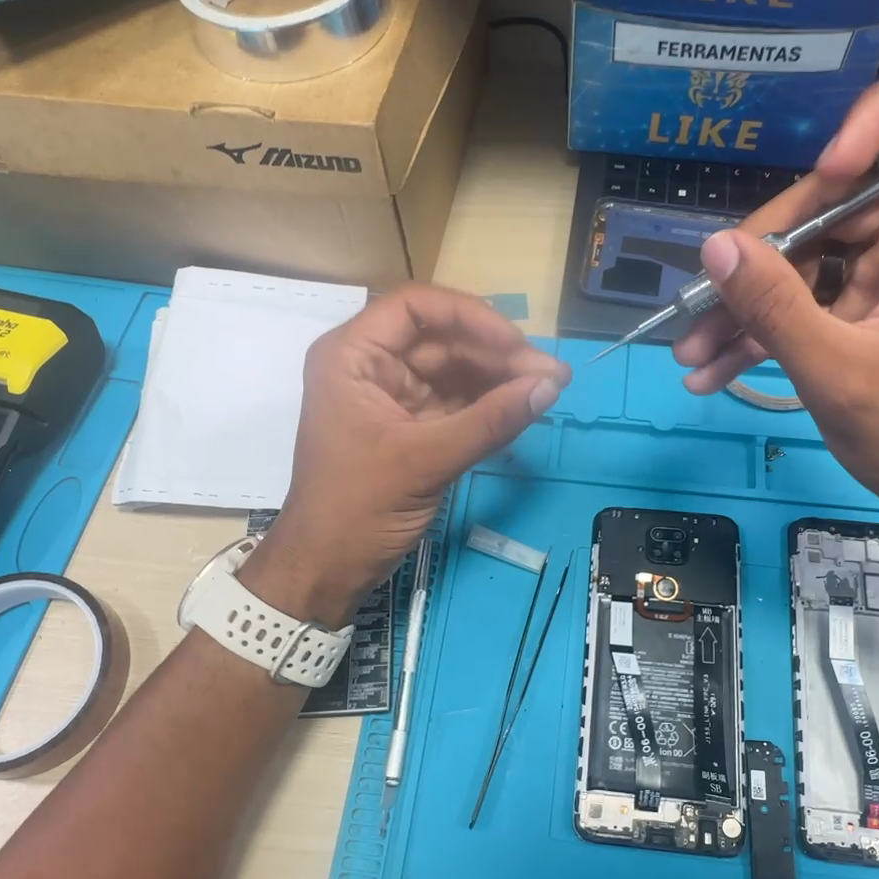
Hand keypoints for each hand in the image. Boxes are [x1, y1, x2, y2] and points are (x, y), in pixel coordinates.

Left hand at [241, 285, 569, 626]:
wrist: (326, 570)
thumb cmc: (357, 509)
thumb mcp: (423, 461)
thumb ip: (488, 421)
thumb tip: (550, 385)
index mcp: (352, 355)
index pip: (416, 307)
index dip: (470, 316)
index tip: (515, 343)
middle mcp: (371, 366)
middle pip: (442, 338)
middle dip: (496, 353)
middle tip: (551, 374)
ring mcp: (392, 397)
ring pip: (454, 370)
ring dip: (500, 378)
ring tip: (549, 388)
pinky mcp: (411, 428)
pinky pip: (456, 402)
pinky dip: (489, 404)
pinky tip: (524, 406)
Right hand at [671, 65, 878, 528]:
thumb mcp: (839, 371)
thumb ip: (774, 305)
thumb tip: (713, 248)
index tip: (826, 175)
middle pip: (846, 188)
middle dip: (772, 241)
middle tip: (713, 296)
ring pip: (815, 246)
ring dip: (750, 296)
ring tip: (693, 348)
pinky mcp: (874, 305)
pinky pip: (812, 292)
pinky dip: (766, 324)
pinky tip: (713, 366)